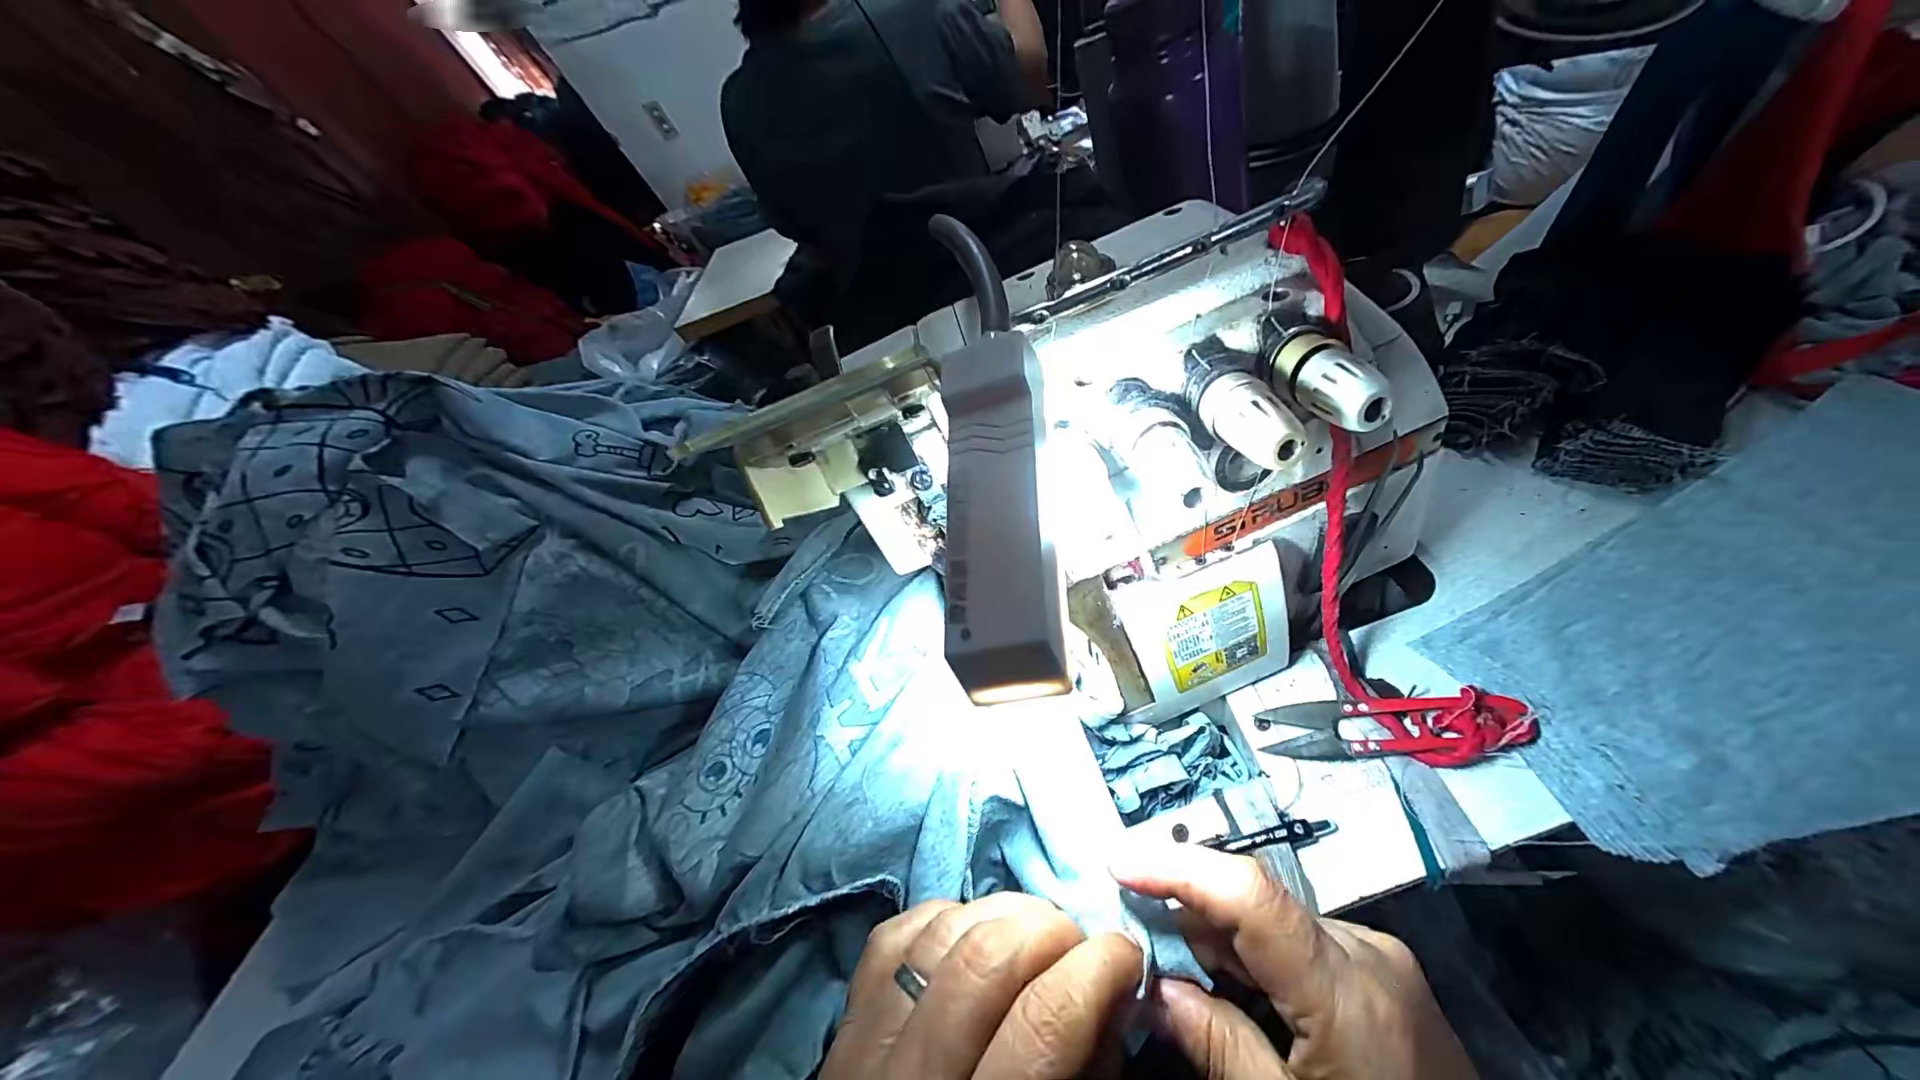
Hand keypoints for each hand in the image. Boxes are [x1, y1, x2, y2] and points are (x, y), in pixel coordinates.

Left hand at [822, 894, 1143, 1079]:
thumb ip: (1091, 1067)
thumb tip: (1113, 986)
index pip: (1042, 1021)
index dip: (1097, 968)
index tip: (1126, 953)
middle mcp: (912, 1079)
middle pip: (985, 960)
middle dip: (1049, 930)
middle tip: (1078, 944)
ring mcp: (866, 1044)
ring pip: (940, 933)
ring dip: (1003, 913)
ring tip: (1035, 929)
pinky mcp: (848, 1018)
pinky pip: (897, 936)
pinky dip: (946, 916)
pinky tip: (976, 931)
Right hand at [1112, 844, 1476, 1079]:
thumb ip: (1218, 1046)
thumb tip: (1154, 988)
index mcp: (1348, 991)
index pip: (1251, 895)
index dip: (1178, 868)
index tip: (1118, 864)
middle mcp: (1367, 952)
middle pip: (1254, 906)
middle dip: (1189, 917)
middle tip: (1137, 944)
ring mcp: (1380, 958)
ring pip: (1271, 922)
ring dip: (1219, 941)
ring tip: (1181, 979)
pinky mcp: (1382, 970)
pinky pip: (1297, 943)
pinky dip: (1254, 958)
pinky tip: (1235, 992)